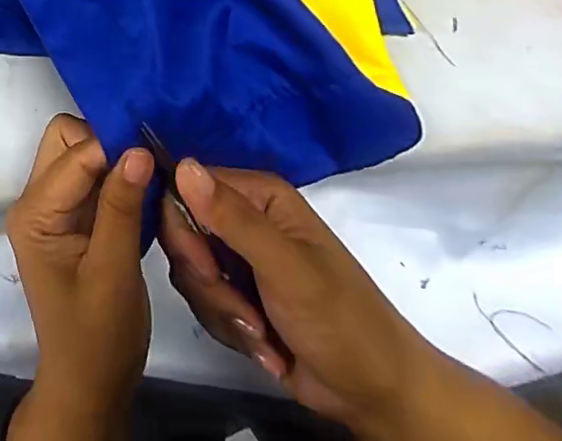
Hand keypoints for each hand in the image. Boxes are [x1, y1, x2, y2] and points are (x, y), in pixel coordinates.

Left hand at [5, 114, 153, 439]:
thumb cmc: (98, 337)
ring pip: (79, 155)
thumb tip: (138, 149)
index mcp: (35, 213)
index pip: (73, 155)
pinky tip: (145, 190)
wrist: (89, 385)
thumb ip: (122, 207)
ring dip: (113, 159)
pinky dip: (116, 178)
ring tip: (152, 175)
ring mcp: (52, 209)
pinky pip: (91, 179)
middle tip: (149, 165)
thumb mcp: (114, 272)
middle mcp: (35, 201)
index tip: (156, 149)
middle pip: (66, 141)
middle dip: (106, 143)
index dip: (113, 147)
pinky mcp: (71, 219)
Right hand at [158, 161, 561, 440]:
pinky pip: (201, 301)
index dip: (182, 225)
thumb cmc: (343, 322)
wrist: (380, 395)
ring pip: (189, 271)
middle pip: (181, 231)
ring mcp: (238, 257)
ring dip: (220, 310)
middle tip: (242, 310)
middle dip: (206, 279)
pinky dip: (228, 328)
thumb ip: (234, 219)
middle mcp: (243, 217)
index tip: (205, 267)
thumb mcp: (288, 268)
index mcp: (259, 195)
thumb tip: (183, 166)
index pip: (186, 186)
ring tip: (261, 332)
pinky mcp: (235, 293)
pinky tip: (265, 344)